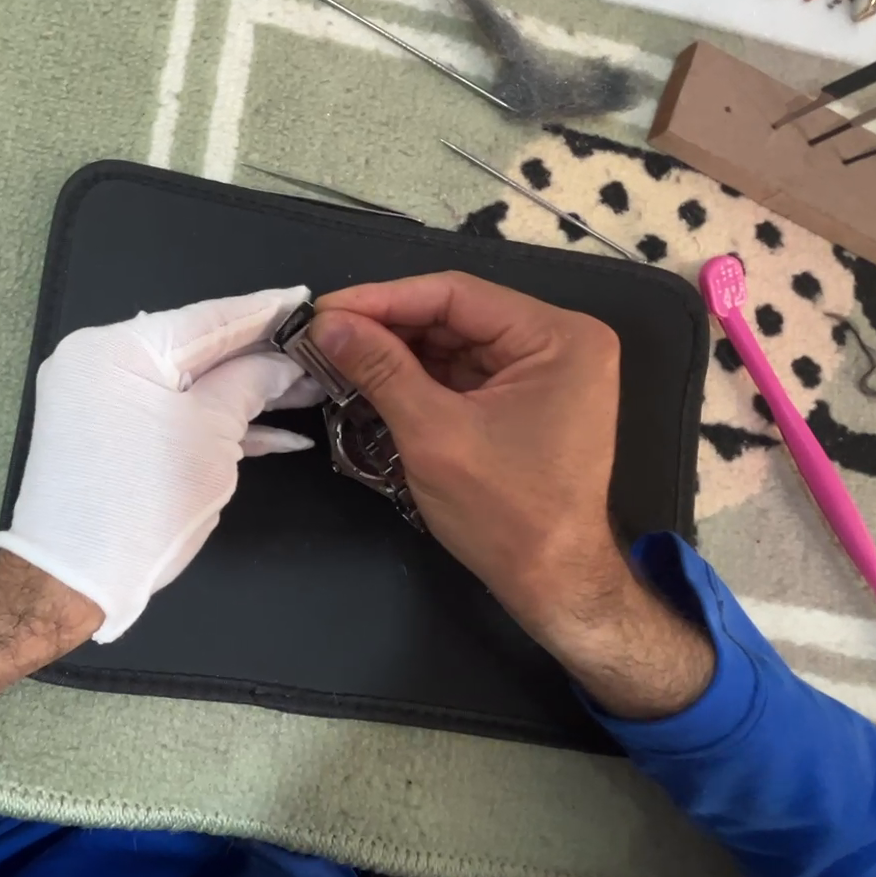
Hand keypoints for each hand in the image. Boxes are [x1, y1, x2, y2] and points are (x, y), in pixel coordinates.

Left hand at [0, 287, 316, 642]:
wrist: (75, 579)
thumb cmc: (146, 498)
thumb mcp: (212, 433)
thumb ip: (251, 382)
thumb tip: (283, 362)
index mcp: (116, 346)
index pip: (206, 319)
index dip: (263, 311)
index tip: (306, 298)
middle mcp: (100, 361)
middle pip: (197, 350)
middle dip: (261, 358)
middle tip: (319, 351)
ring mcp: (102, 398)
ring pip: (188, 386)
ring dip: (245, 394)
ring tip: (308, 389)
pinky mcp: (110, 433)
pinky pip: (169, 414)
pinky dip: (214, 423)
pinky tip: (274, 431)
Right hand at [312, 273, 710, 717]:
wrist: (550, 582)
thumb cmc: (502, 510)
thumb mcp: (432, 432)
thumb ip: (379, 368)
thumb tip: (324, 324)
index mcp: (555, 337)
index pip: (453, 294)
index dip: (380, 299)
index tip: (321, 309)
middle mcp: (554, 341)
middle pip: (451, 315)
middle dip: (383, 325)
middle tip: (320, 334)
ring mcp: (538, 369)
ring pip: (448, 341)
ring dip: (392, 349)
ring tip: (333, 353)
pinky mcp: (518, 396)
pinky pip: (455, 369)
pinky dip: (411, 373)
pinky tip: (367, 375)